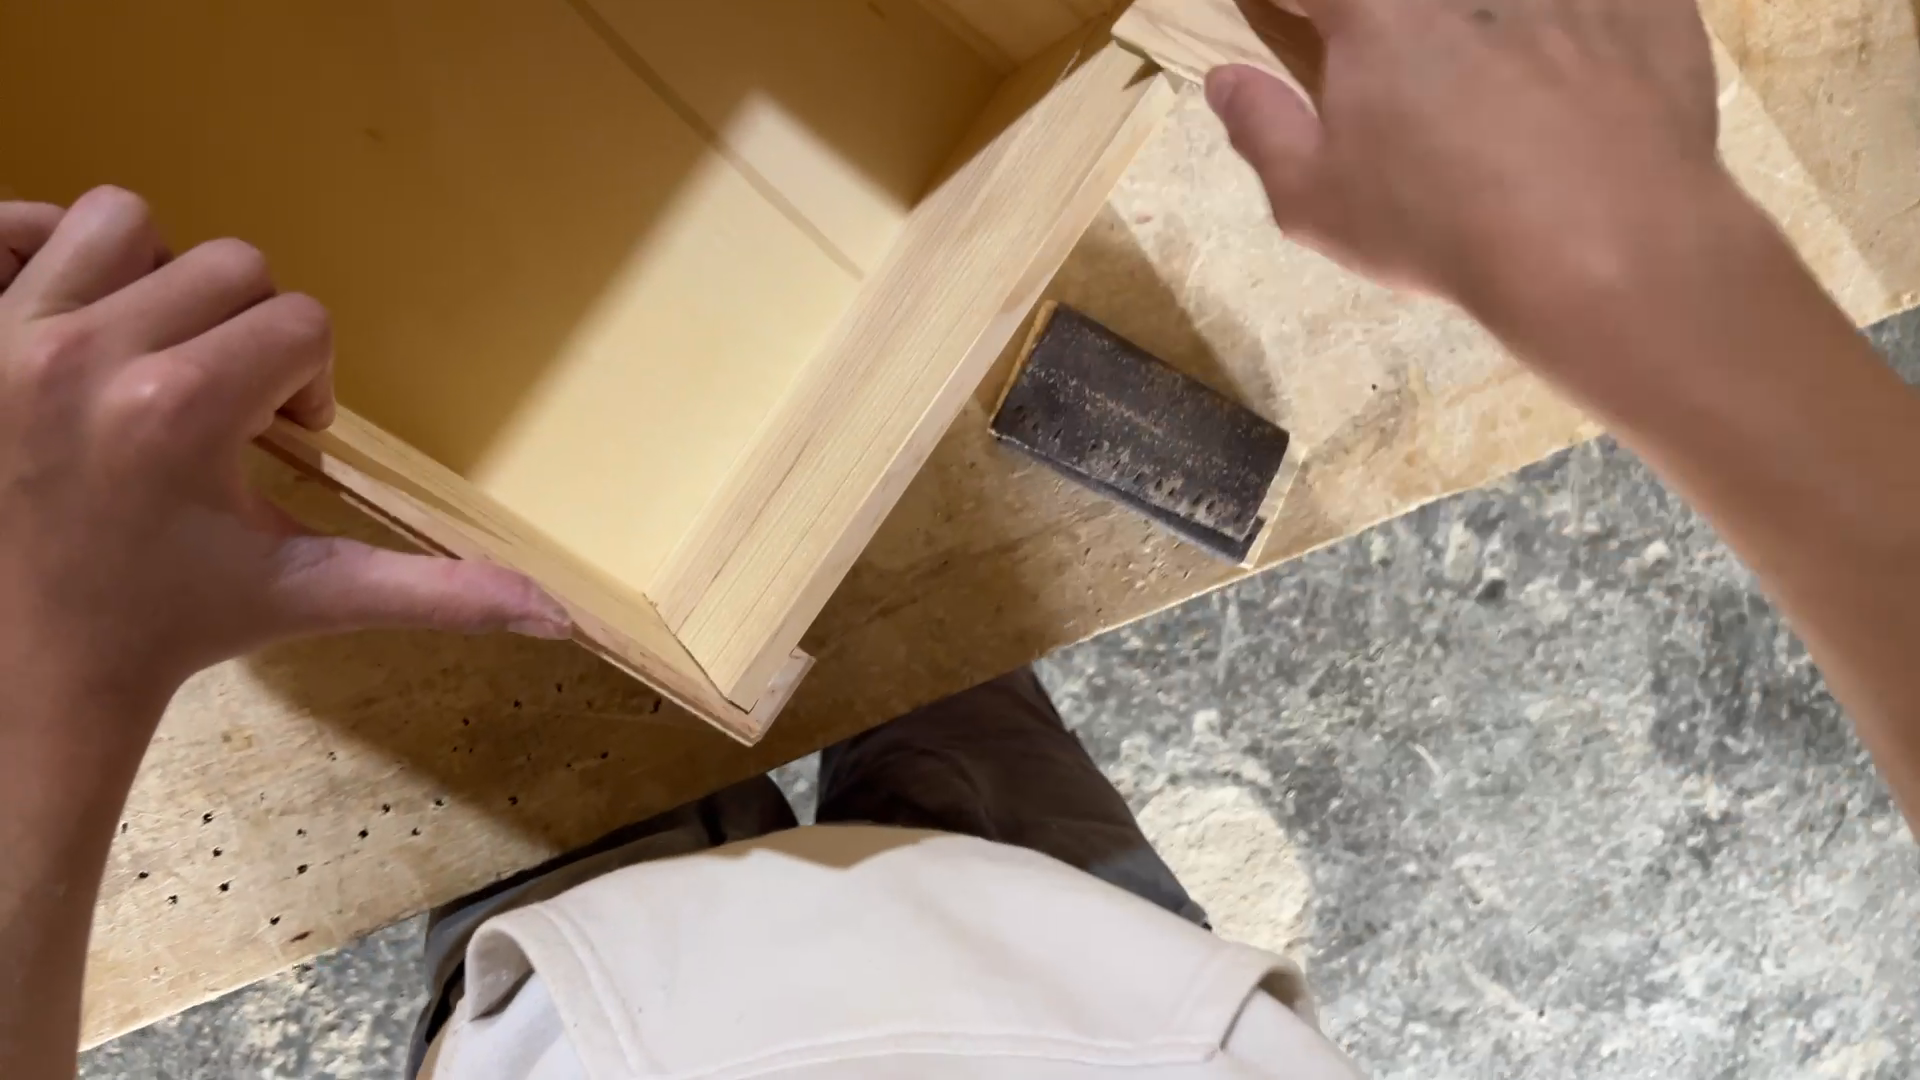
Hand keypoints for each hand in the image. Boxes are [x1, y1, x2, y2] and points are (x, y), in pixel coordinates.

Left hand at [0, 188, 570, 722]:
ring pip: (127, 223)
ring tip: (158, 362)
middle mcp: (77, 350)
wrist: (19, 657)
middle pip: (232, 267)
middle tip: (227, 409)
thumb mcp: (324, 595)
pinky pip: (12, 220)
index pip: (301, 320)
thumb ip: (445, 596)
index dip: (310, 381)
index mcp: (179, 410)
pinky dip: (56, 252)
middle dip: (255, 335)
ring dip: (169, 288)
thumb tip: (562, 619)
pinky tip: (79, 324)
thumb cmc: (178, 617)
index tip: (277, 440)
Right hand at [1205, 0, 1726, 320]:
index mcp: (1378, 12)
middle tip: (1375, 68)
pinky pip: (1584, 3)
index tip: (1281, 20)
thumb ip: (1259, 129)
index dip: (1283, 1)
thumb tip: (1224, 79)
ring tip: (1451, 107)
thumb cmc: (1426, 224)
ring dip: (1461, 30)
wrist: (1592, 240)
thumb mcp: (1310, 200)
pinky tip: (1538, 85)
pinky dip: (1550, 28)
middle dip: (1374, 25)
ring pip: (1484, 3)